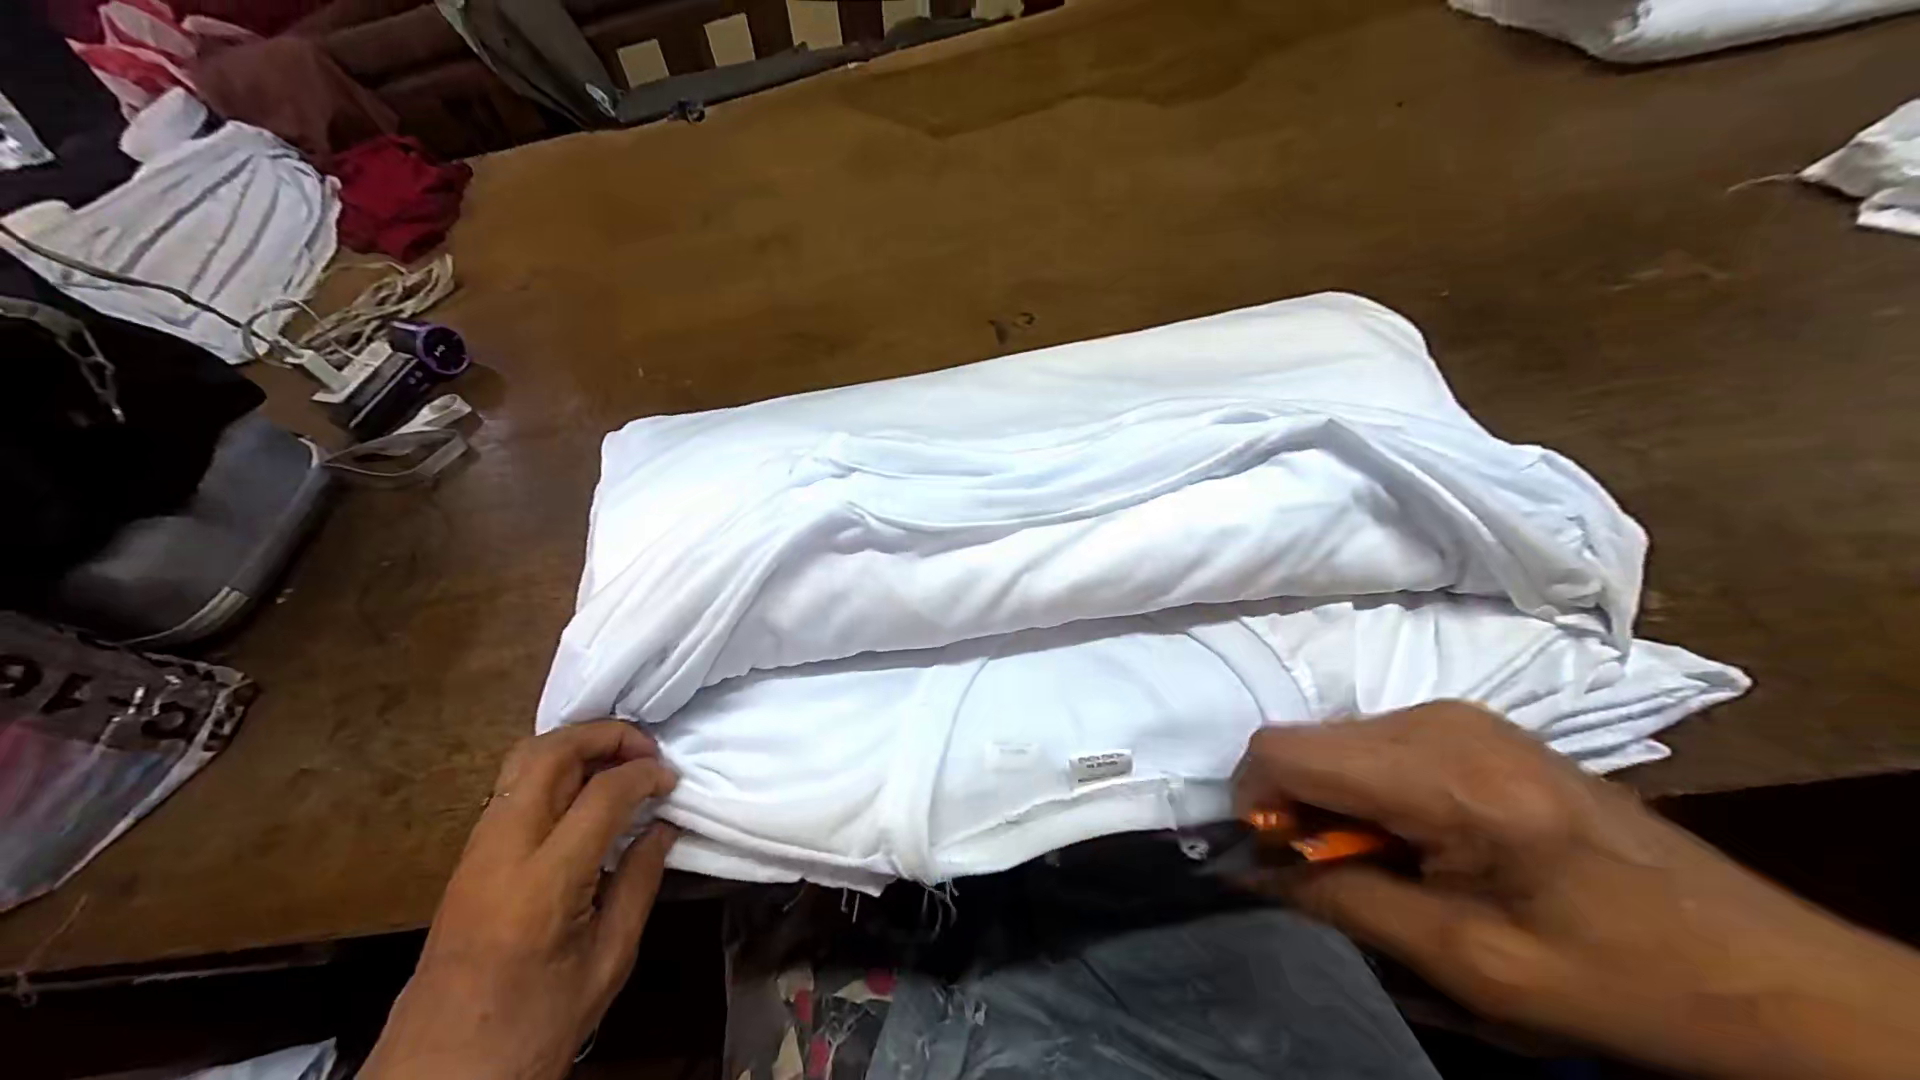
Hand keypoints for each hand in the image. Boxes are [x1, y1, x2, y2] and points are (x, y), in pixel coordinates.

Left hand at [362, 721, 678, 1079]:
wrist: (440, 1075)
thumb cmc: (536, 1024)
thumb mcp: (609, 959)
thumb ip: (640, 881)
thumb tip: (663, 825)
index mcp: (543, 884)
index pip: (602, 794)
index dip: (645, 774)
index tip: (670, 779)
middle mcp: (501, 852)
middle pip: (548, 754)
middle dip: (604, 735)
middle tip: (644, 749)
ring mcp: (474, 851)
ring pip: (522, 760)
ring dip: (577, 746)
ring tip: (619, 762)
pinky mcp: (466, 858)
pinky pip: (513, 787)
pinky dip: (556, 768)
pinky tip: (586, 790)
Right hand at [1236, 702, 1919, 1079]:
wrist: (1763, 967)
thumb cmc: (1618, 977)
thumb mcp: (1468, 962)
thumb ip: (1342, 902)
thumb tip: (1247, 869)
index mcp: (1448, 776)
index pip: (1286, 750)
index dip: (1256, 801)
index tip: (1278, 859)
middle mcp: (1443, 720)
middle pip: (1307, 742)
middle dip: (1297, 808)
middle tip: (1339, 877)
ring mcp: (1461, 714)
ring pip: (1335, 741)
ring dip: (1333, 802)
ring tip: (1387, 864)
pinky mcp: (1473, 724)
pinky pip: (1374, 742)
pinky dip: (1366, 790)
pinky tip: (1416, 838)